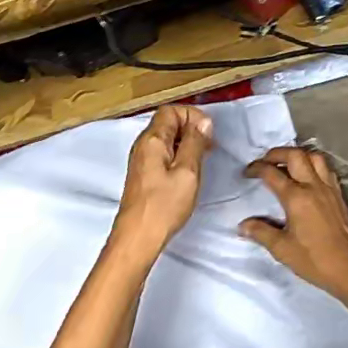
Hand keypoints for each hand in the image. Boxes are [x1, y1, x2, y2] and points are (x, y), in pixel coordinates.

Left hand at [111, 105, 213, 266]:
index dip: (192, 115)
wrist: (139, 237)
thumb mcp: (188, 171)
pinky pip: (164, 152)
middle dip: (192, 127)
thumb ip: (195, 143)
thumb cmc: (164, 206)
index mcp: (152, 141)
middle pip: (168, 122)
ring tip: (203, 157)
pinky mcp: (145, 173)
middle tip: (209, 145)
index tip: (208, 132)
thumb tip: (203, 122)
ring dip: (187, 141)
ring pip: (167, 137)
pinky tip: (190, 170)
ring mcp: (142, 160)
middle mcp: (143, 146)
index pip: (170, 110)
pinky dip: (180, 154)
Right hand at [241, 146, 347, 304]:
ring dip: (298, 155)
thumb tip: (243, 225)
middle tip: (265, 160)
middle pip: (296, 155)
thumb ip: (261, 232)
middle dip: (277, 153)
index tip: (246, 172)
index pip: (272, 174)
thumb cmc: (313, 258)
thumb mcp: (281, 248)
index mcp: (297, 197)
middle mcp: (314, 186)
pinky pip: (326, 170)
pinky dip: (314, 165)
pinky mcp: (339, 195)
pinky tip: (307, 176)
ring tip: (286, 164)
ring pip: (315, 157)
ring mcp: (329, 188)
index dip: (256, 169)